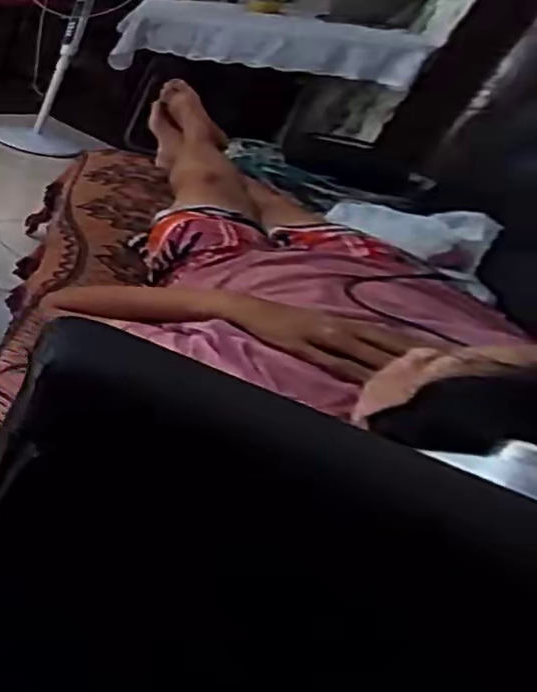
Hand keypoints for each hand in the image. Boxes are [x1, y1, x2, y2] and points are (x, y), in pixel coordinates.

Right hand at [220, 296, 432, 383]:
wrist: (238, 306)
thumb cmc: (274, 315)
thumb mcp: (314, 321)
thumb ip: (343, 334)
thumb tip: (375, 353)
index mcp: (345, 321)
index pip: (393, 336)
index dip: (423, 347)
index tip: (454, 360)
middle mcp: (340, 327)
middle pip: (389, 344)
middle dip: (420, 358)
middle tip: (452, 372)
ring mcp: (321, 337)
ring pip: (367, 353)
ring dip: (395, 366)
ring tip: (423, 382)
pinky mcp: (302, 346)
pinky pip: (335, 363)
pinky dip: (358, 373)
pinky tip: (374, 385)